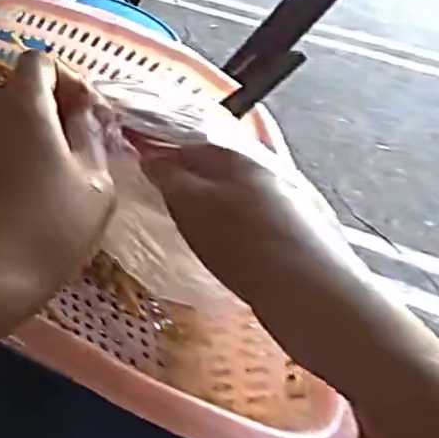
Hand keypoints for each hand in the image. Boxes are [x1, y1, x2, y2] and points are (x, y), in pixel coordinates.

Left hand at [0, 52, 115, 320]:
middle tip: (87, 144)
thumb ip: (90, 132)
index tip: (91, 114)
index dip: (69, 78)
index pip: (39, 60)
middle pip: (23, 85)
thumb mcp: (93, 181)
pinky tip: (36, 182)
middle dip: (56, 104)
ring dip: (37, 127)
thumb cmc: (49, 224)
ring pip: (8, 112)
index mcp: (20, 102)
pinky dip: (16, 144)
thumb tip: (84, 107)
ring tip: (66, 168)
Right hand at [138, 143, 381, 372]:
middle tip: (141, 182)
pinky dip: (218, 218)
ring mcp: (280, 202)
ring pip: (222, 188)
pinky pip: (239, 214)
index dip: (146, 139)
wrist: (319, 303)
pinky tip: (207, 235)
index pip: (177, 134)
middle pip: (203, 161)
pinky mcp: (291, 235)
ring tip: (170, 210)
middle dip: (173, 168)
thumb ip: (161, 171)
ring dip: (197, 195)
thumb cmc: (243, 242)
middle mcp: (260, 170)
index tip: (119, 147)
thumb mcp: (186, 200)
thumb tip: (147, 155)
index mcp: (232, 153)